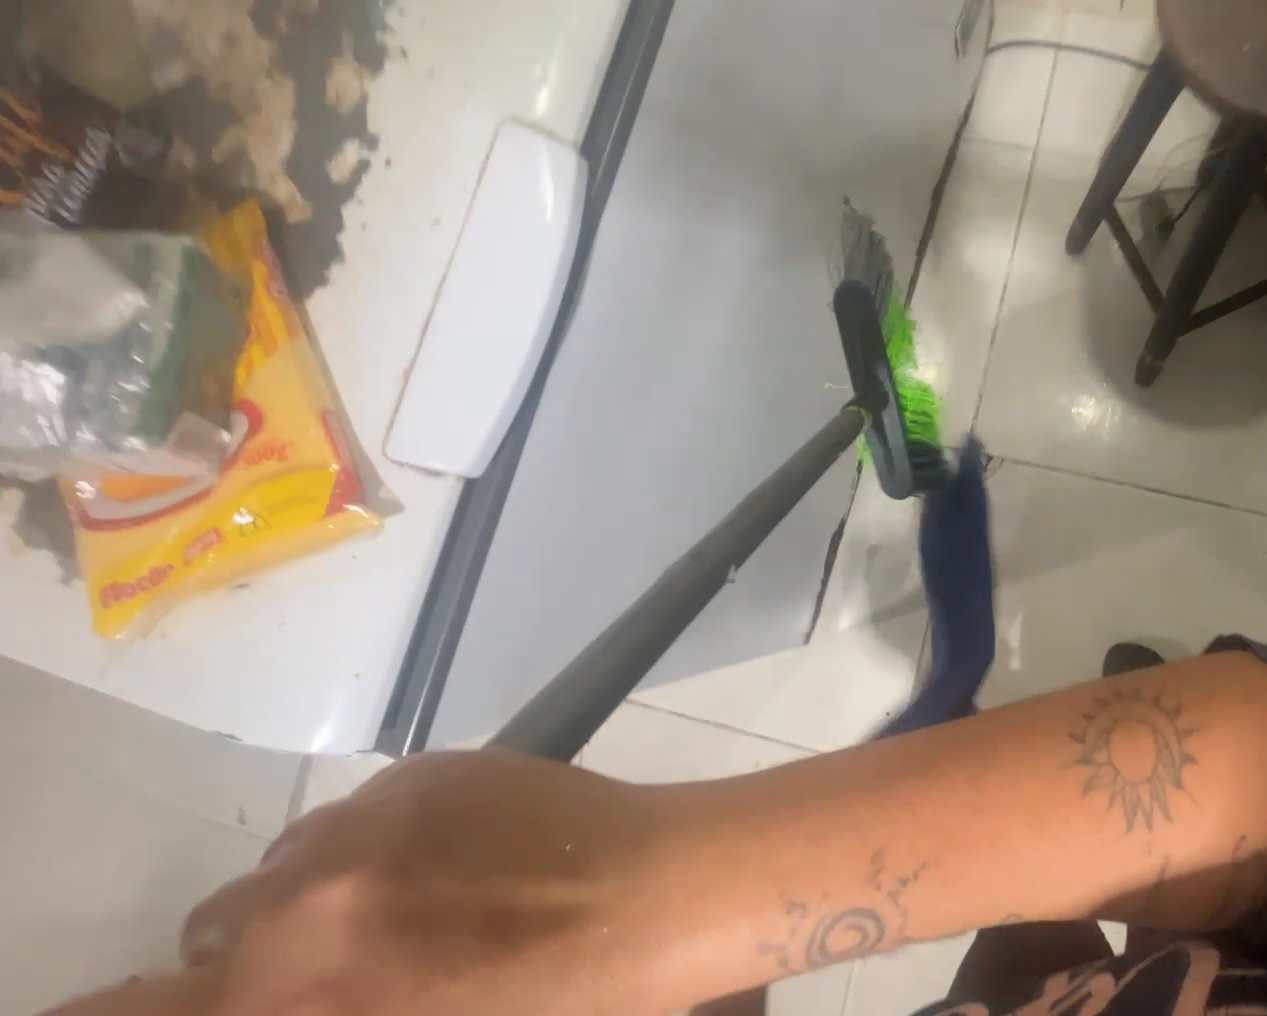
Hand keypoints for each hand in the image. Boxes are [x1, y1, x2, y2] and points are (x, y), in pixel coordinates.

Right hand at [43, 751, 669, 1015]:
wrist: (656, 892)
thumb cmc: (555, 1001)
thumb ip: (324, 1003)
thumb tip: (296, 986)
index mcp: (293, 986)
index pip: (120, 1008)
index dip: (142, 1010)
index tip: (207, 1004)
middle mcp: (314, 889)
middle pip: (221, 924)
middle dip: (260, 954)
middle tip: (341, 966)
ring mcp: (379, 813)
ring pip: (297, 857)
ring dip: (327, 887)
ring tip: (412, 903)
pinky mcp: (436, 767)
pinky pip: (371, 808)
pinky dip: (387, 836)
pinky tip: (460, 853)